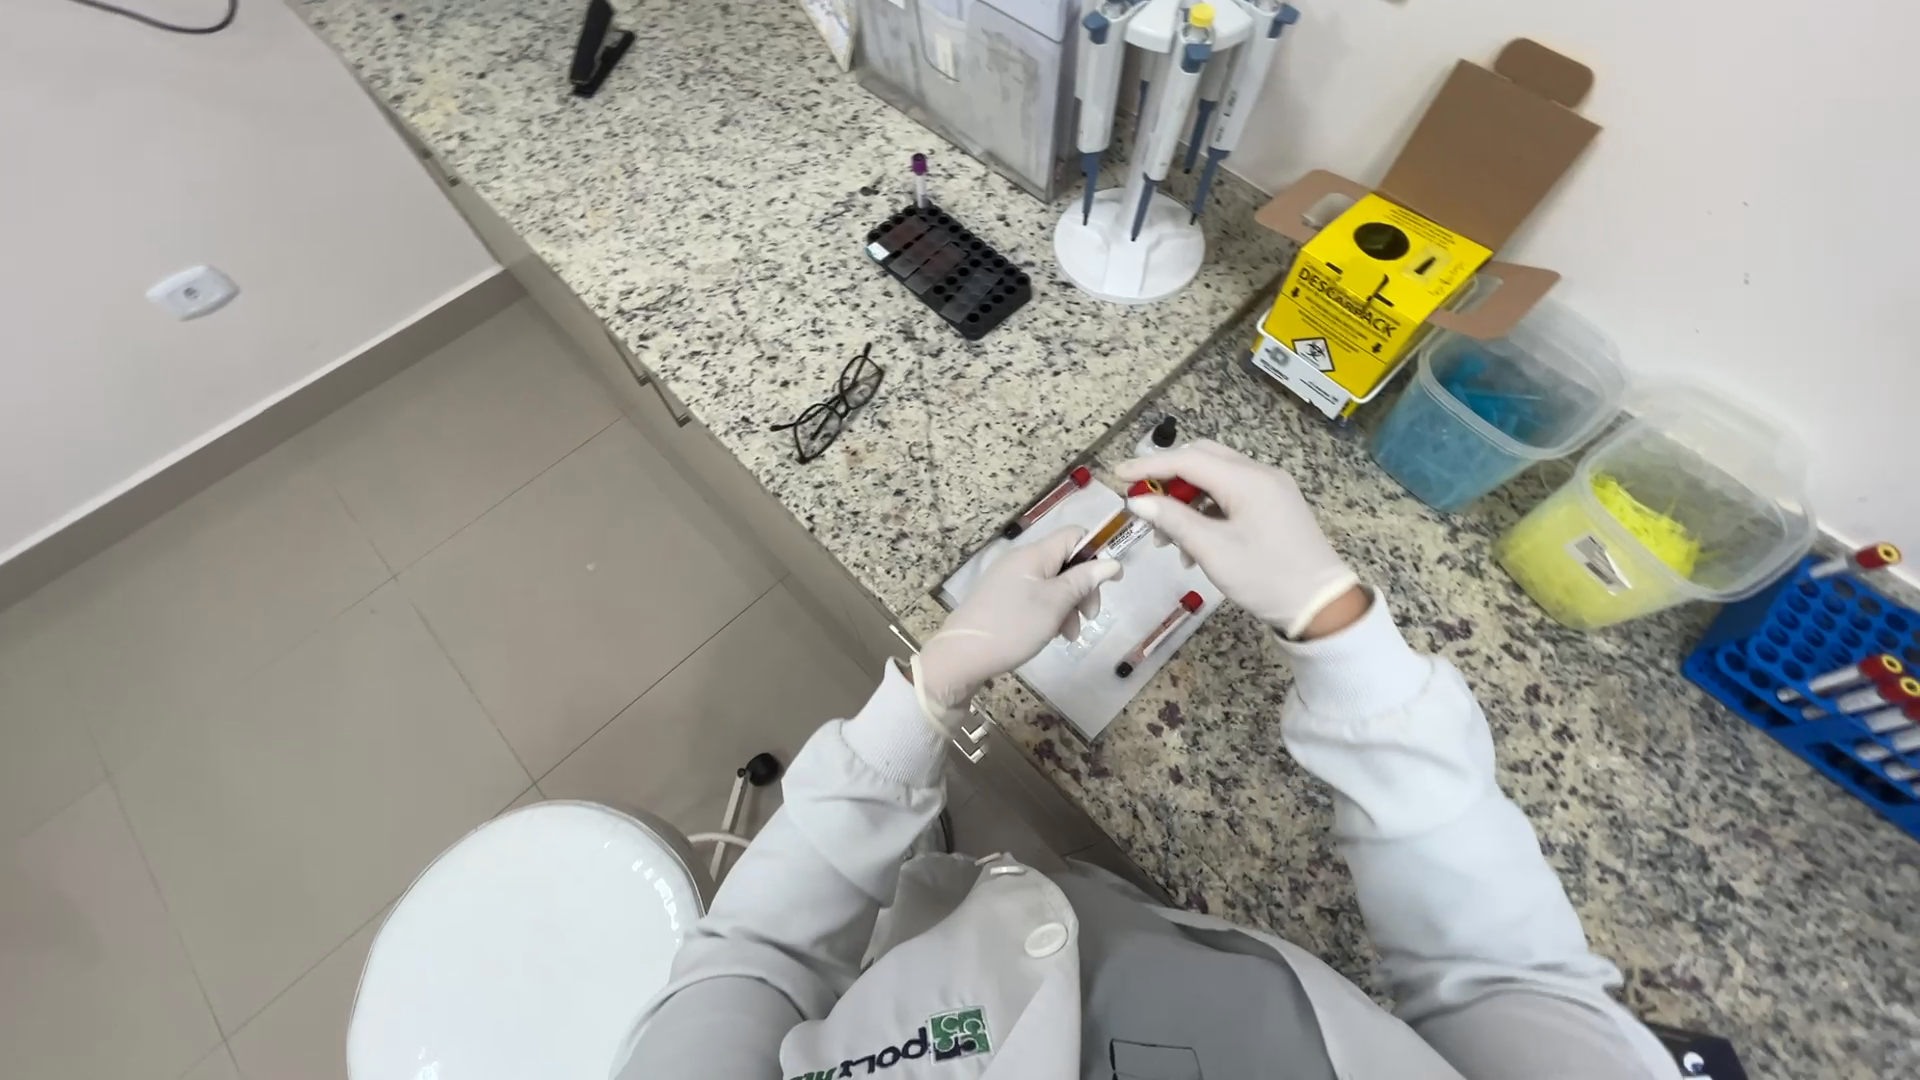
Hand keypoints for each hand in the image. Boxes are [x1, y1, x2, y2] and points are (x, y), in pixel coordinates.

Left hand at [915, 526, 1121, 720]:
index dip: (1097, 552)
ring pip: (1052, 583)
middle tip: (1090, 616)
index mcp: (1034, 554)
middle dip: (1083, 587)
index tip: (1111, 583)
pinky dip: (1051, 611)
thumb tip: (1112, 562)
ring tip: (1069, 634)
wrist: (961, 655)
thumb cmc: (1013, 626)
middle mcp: (1021, 559)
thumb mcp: (1055, 604)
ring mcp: (1009, 578)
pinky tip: (1053, 634)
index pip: (1074, 535)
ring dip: (1069, 605)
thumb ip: (1083, 580)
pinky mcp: (1001, 597)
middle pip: (1065, 561)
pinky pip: (1036, 596)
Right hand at [1115, 441, 1362, 638]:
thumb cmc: (1264, 576)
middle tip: (1142, 500)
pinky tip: (1193, 543)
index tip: (1118, 475)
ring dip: (1185, 498)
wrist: (1321, 605)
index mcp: (1246, 480)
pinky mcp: (1273, 505)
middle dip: (1168, 477)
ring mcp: (1270, 489)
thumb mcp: (1212, 550)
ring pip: (1215, 477)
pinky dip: (1205, 510)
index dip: (1149, 466)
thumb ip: (1172, 520)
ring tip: (1166, 537)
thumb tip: (1138, 501)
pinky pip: (1230, 494)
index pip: (1187, 460)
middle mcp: (1260, 474)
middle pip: (1202, 458)